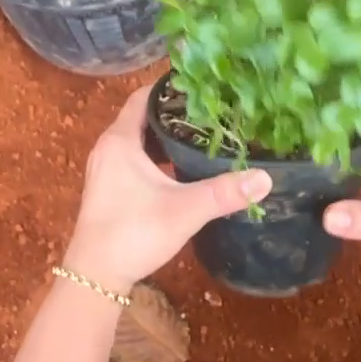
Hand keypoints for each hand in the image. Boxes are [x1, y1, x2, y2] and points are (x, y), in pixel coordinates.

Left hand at [62, 84, 271, 293]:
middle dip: (174, 112)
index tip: (201, 86)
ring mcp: (105, 170)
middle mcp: (108, 149)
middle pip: (142, 117)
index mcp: (120, 141)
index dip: (170, 88)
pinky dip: (156, 157)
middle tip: (210, 110)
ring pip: (138, 141)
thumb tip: (265, 178)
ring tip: (201, 134)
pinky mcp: (108, 189)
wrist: (95, 275)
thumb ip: (223, 192)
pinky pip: (134, 159)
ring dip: (164, 136)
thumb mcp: (184, 210)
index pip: (143, 97)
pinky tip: (181, 168)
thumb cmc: (133, 233)